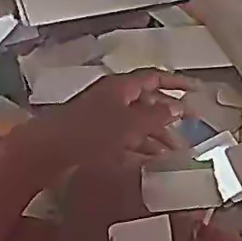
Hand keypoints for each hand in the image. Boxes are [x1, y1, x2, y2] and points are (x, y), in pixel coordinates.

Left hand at [8, 70, 190, 179]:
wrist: (45, 154)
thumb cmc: (88, 133)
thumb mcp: (130, 123)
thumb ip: (157, 114)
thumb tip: (179, 107)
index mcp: (121, 87)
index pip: (155, 78)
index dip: (177, 82)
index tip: (197, 89)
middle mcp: (113, 99)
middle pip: (148, 102)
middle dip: (170, 115)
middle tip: (189, 128)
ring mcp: (103, 119)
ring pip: (138, 123)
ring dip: (158, 136)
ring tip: (174, 153)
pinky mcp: (95, 138)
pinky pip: (126, 139)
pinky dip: (141, 148)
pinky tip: (151, 162)